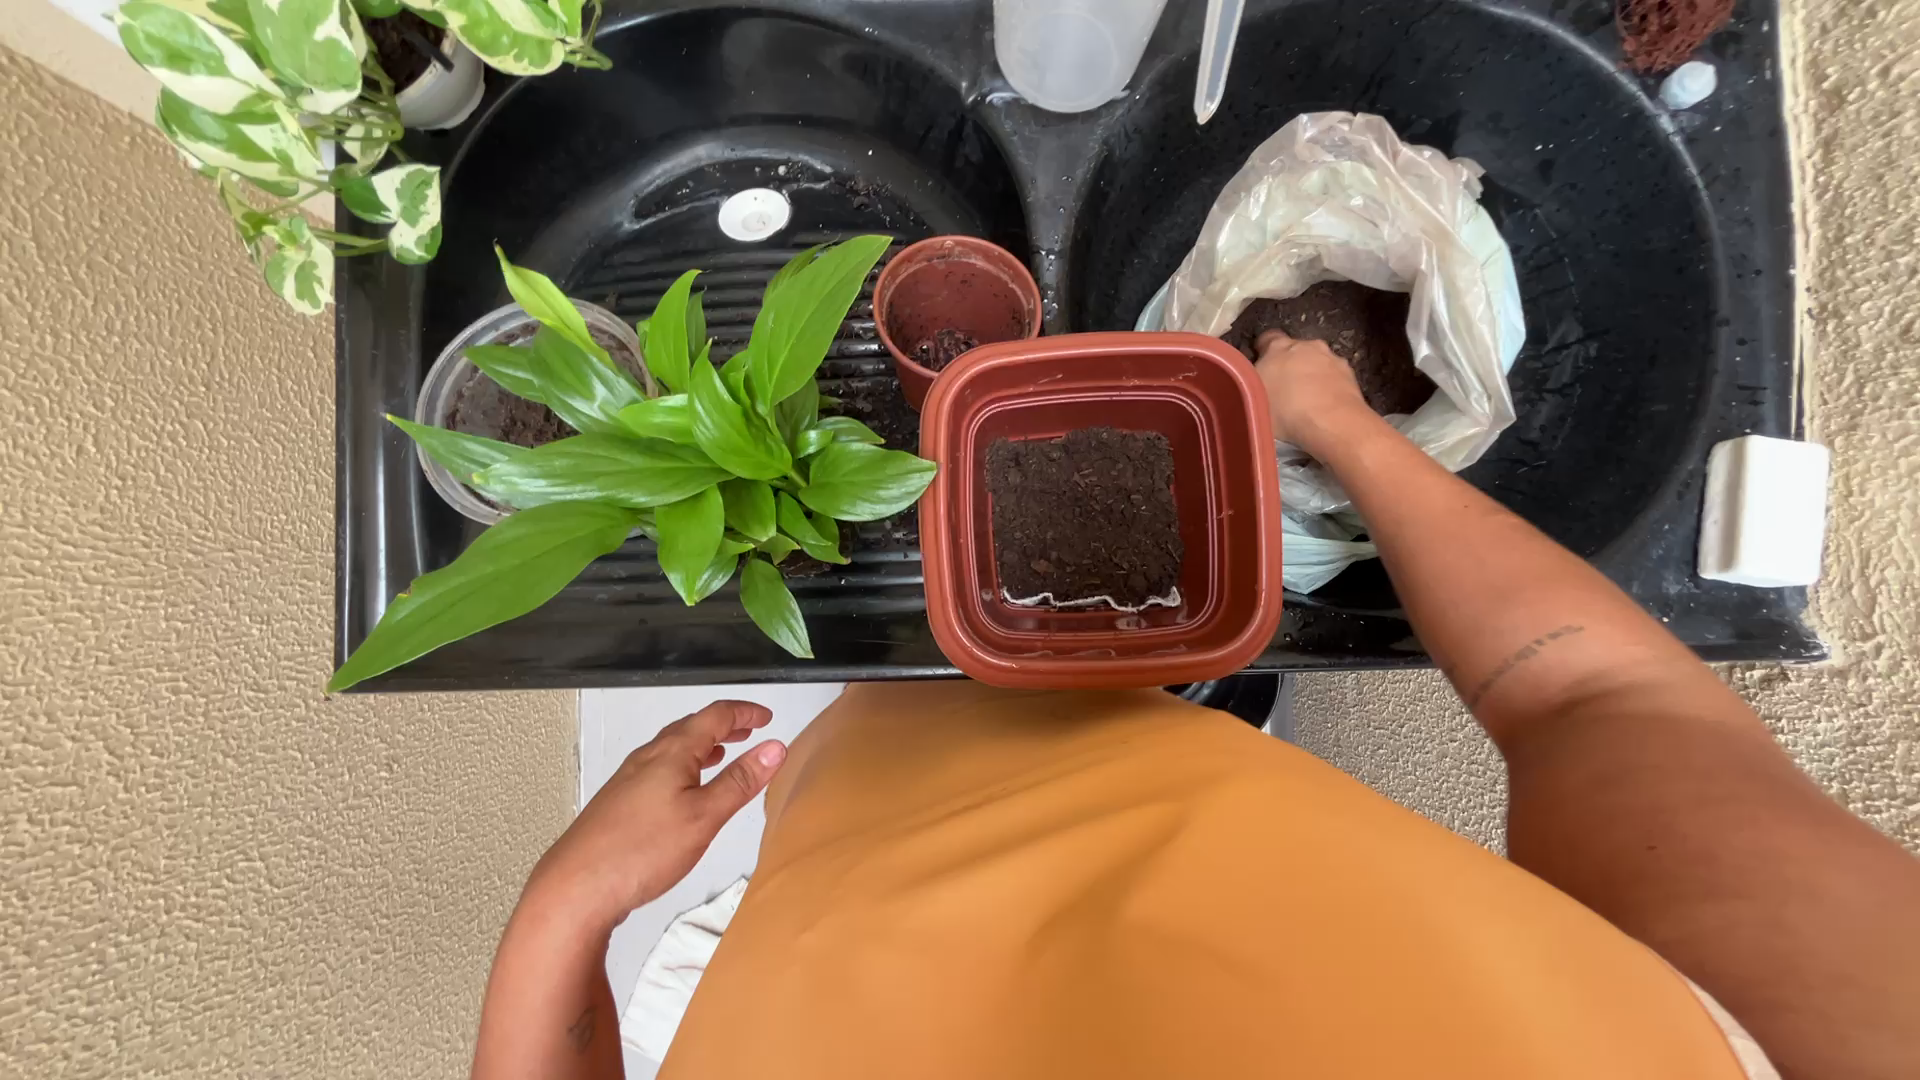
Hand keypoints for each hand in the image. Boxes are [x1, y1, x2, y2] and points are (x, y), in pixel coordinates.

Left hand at [525, 700, 787, 931]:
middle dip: (724, 725)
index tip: (769, 717)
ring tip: (724, 754)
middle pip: (691, 726)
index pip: (714, 716)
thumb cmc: (644, 849)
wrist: (572, 891)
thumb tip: (776, 746)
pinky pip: (660, 768)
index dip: (744, 712)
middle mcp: (648, 757)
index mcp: (672, 752)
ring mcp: (629, 780)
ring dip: (703, 744)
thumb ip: (740, 781)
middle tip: (751, 730)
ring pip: (673, 748)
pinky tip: (685, 790)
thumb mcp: (704, 816)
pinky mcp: (618, 803)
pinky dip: (684, 764)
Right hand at [1252, 330, 1374, 454]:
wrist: (1332, 423)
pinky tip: (1321, 408)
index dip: (1261, 352)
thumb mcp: (1250, 400)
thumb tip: (1243, 383)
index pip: (1267, 338)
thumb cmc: (1284, 410)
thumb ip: (1246, 386)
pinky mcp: (1350, 375)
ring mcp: (1332, 358)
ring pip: (1315, 363)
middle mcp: (1307, 345)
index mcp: (1279, 347)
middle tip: (1278, 389)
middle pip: (1293, 350)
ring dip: (1309, 375)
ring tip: (1302, 402)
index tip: (1258, 368)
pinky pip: (1332, 377)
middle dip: (1287, 364)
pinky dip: (1326, 387)